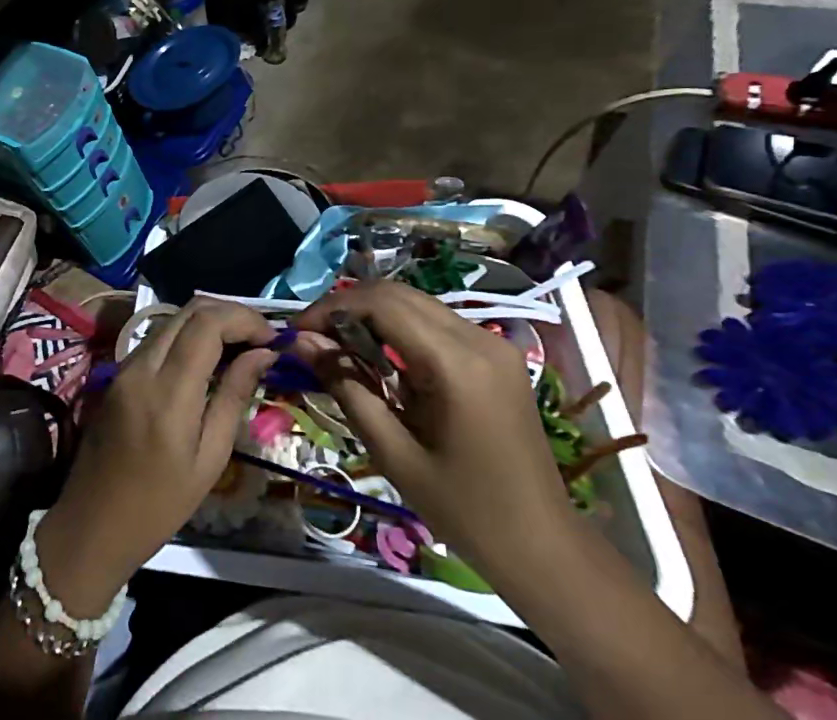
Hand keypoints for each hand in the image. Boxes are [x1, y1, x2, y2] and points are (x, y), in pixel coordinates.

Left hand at [36, 299, 276, 611]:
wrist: (91, 527)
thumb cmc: (159, 505)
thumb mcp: (210, 457)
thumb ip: (235, 395)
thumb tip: (264, 354)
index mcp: (168, 391)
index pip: (208, 322)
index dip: (245, 319)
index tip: (272, 339)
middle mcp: (142, 367)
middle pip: (190, 310)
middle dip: (231, 314)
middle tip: (261, 338)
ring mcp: (125, 368)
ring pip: (173, 320)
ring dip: (210, 322)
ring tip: (241, 347)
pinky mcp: (118, 375)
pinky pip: (158, 339)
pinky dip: (189, 336)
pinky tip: (209, 359)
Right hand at [292, 281, 575, 583]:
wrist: (540, 541)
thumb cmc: (463, 509)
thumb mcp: (394, 453)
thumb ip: (348, 388)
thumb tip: (304, 343)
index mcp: (457, 363)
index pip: (383, 305)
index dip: (333, 309)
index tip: (297, 331)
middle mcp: (479, 338)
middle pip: (400, 295)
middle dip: (349, 307)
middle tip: (312, 339)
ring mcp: (494, 343)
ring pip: (419, 305)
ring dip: (373, 317)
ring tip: (337, 348)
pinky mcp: (498, 355)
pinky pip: (438, 325)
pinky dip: (401, 331)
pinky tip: (380, 360)